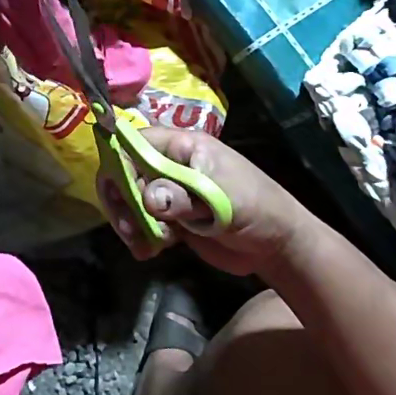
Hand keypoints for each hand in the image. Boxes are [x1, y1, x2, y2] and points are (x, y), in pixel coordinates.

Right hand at [98, 129, 307, 275]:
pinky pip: (144, 221)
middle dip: (121, 202)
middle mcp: (170, 164)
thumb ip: (182, 196)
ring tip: (144, 246)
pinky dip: (141, 236)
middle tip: (129, 230)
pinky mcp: (173, 216)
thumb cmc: (255, 207)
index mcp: (182, 146)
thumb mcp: (219, 199)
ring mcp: (171, 191)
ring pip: (131, 200)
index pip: (134, 143)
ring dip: (130, 223)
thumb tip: (147, 199)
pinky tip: (150, 251)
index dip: (118, 163)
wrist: (278, 245)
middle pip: (125, 172)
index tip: (117, 195)